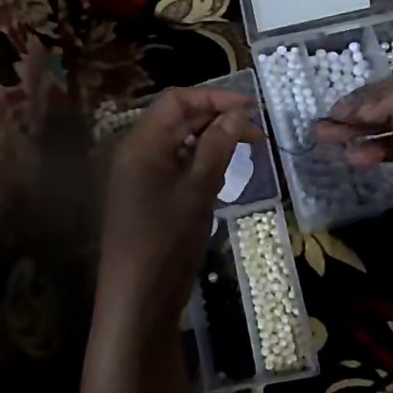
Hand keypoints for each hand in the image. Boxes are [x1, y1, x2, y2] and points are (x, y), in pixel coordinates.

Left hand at [99, 88, 264, 324]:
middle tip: (256, 135)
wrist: (137, 295)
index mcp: (141, 143)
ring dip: (210, 143)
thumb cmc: (167, 239)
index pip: (177, 100)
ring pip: (178, 144)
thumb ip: (217, 147)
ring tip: (245, 153)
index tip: (253, 108)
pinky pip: (174, 168)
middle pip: (177, 120)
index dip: (215, 97)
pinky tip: (222, 177)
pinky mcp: (146, 197)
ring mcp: (139, 176)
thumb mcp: (199, 190)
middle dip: (216, 120)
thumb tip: (238, 114)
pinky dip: (199, 165)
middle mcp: (136, 152)